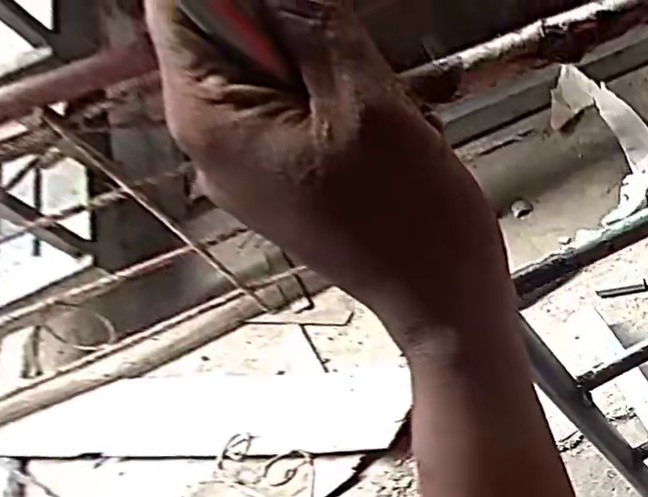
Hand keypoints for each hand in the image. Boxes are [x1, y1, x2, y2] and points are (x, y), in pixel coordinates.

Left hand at [144, 0, 503, 333]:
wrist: (456, 314)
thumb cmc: (420, 232)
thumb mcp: (371, 107)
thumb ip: (314, 23)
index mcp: (212, 121)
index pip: (191, 4)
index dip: (263, 3)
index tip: (325, 21)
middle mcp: (222, 152)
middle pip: (246, 49)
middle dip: (318, 51)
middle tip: (380, 88)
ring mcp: (264, 182)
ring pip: (291, 93)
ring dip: (350, 94)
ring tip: (402, 135)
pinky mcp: (304, 202)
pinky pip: (315, 136)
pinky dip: (357, 131)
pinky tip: (399, 158)